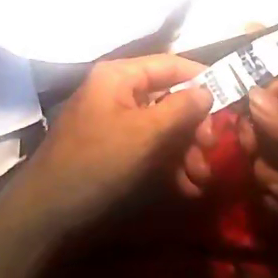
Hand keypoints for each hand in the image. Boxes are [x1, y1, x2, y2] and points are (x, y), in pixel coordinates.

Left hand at [13, 54, 212, 235]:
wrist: (46, 212)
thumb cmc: (98, 162)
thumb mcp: (146, 133)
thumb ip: (182, 108)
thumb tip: (208, 91)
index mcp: (119, 76)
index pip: (171, 64)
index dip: (203, 80)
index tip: (231, 104)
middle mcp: (116, 92)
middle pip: (169, 98)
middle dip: (195, 128)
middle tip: (211, 153)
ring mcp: (112, 122)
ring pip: (162, 127)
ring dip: (186, 152)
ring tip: (199, 181)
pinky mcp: (111, 150)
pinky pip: (147, 148)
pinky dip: (168, 165)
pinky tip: (184, 188)